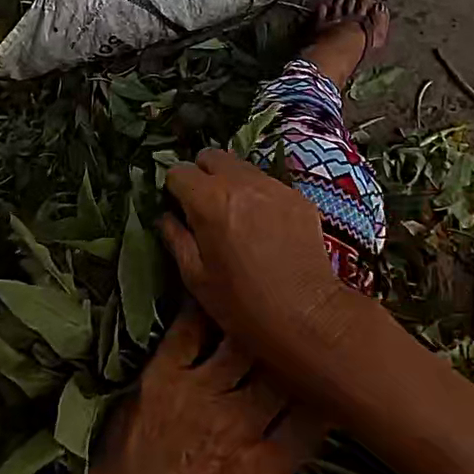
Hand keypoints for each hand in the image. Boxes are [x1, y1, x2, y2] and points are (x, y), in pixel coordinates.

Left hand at [88, 306, 337, 473]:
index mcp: (261, 469)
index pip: (311, 417)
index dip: (329, 391)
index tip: (337, 373)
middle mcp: (234, 424)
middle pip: (282, 372)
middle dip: (300, 348)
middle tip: (310, 324)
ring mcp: (196, 394)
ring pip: (242, 342)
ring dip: (259, 320)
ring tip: (273, 295)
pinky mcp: (160, 375)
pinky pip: (188, 330)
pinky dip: (205, 306)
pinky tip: (220, 286)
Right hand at [161, 150, 368, 384]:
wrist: (308, 316)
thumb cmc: (243, 305)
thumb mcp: (196, 278)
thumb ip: (176, 239)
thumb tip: (166, 217)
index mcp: (209, 200)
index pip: (178, 171)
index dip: (173, 188)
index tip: (177, 207)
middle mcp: (241, 182)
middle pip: (211, 156)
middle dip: (201, 174)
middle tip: (203, 204)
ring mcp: (273, 186)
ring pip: (241, 166)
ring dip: (231, 182)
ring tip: (234, 214)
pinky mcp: (297, 196)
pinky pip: (268, 183)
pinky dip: (258, 195)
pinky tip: (263, 225)